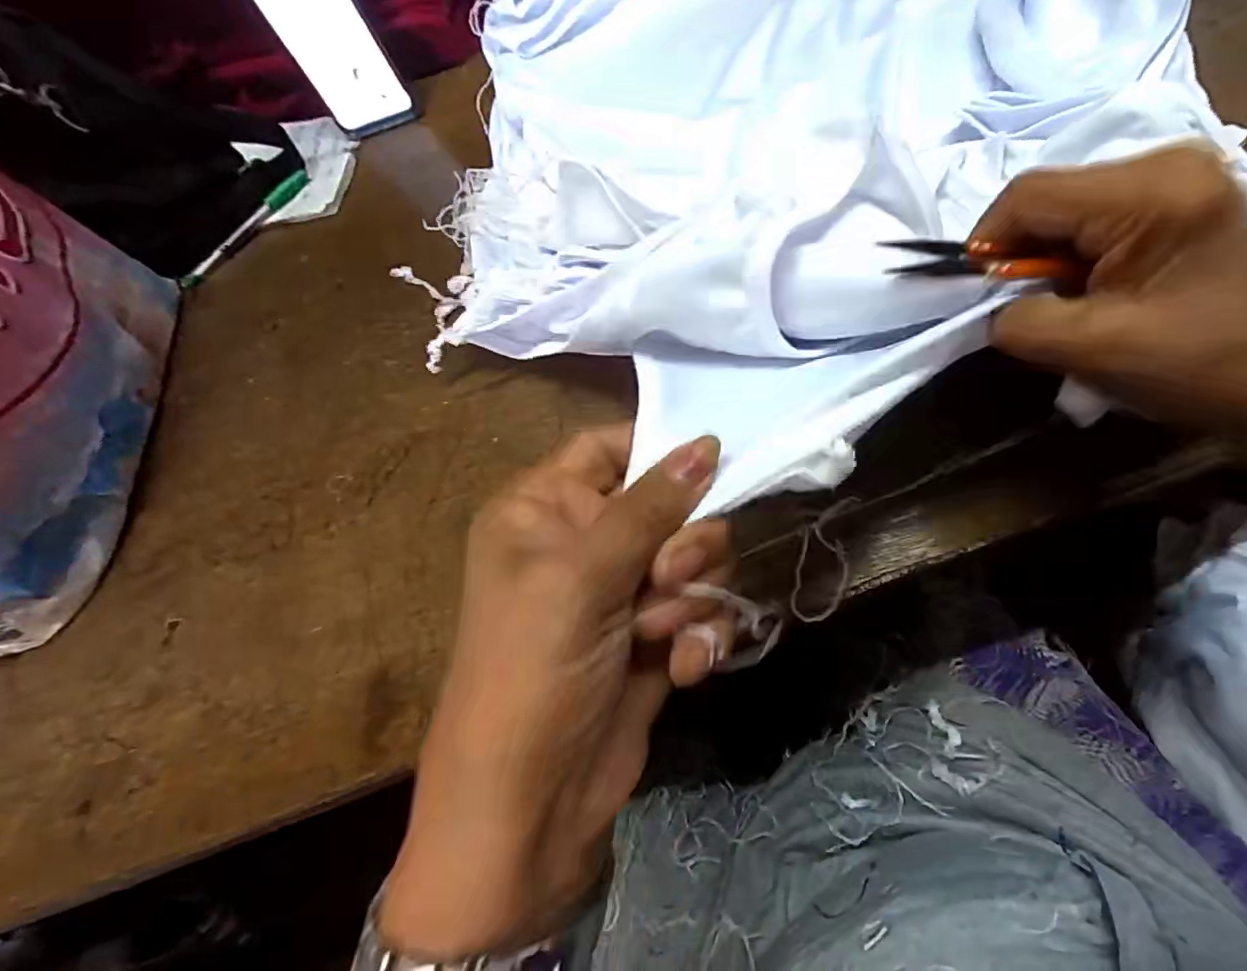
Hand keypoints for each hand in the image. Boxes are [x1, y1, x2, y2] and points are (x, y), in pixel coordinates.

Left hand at [379, 425, 738, 957]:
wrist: (532, 805)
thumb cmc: (534, 670)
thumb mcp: (584, 576)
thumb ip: (652, 506)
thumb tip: (709, 442)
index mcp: (544, 510)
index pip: (610, 446)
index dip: (661, 446)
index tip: (713, 457)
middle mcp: (588, 542)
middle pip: (673, 504)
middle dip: (686, 543)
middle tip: (668, 577)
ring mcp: (626, 591)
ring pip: (700, 557)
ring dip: (694, 596)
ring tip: (663, 635)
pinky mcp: (658, 634)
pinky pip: (705, 607)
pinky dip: (702, 634)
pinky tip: (685, 668)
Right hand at [983, 144, 1246, 451]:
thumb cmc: (1199, 368)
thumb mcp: (1097, 351)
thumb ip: (1025, 323)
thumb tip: (990, 307)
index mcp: (1154, 190)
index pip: (1033, 193)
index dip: (989, 240)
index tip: (977, 291)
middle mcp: (1169, 160)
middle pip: (1054, 194)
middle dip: (1025, 252)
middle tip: (1020, 304)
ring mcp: (1181, 173)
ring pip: (1074, 205)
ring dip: (1051, 255)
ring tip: (1058, 302)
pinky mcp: (1182, 195)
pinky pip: (1102, 214)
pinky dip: (1079, 254)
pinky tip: (1089, 288)